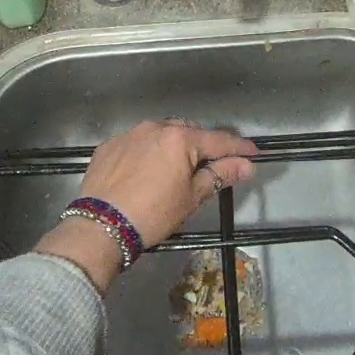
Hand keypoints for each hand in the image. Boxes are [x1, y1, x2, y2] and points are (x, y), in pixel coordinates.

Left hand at [36, 120, 259, 290]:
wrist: (100, 227)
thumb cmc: (153, 214)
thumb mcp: (191, 198)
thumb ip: (219, 175)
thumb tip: (247, 165)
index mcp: (180, 139)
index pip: (218, 140)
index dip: (239, 147)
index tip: (254, 152)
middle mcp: (155, 127)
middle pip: (189, 132)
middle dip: (203, 146)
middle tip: (212, 165)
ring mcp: (129, 134)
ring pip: (161, 134)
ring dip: (173, 146)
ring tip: (177, 167)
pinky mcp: (108, 146)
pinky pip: (137, 143)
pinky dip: (148, 152)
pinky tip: (146, 171)